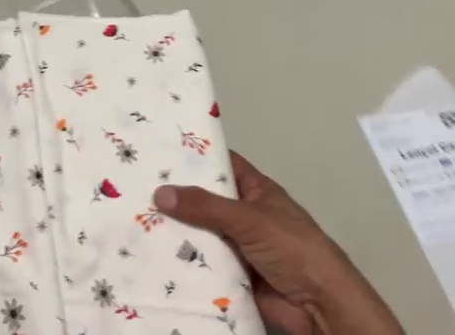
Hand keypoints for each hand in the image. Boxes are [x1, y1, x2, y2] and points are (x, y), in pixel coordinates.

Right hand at [154, 152, 402, 334]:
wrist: (321, 307)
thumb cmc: (293, 249)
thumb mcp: (248, 219)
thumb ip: (205, 206)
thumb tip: (160, 193)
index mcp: (256, 191)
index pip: (221, 164)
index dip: (194, 155)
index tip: (158, 147)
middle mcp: (245, 214)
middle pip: (205, 198)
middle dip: (176, 193)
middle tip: (135, 181)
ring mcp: (238, 245)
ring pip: (200, 230)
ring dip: (175, 227)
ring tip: (132, 212)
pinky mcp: (232, 273)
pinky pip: (202, 261)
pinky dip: (182, 257)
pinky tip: (150, 248)